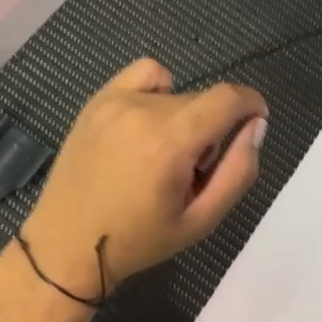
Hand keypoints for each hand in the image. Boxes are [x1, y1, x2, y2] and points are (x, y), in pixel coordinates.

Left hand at [19, 59, 267, 298]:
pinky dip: (159, 90)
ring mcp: (117, 101)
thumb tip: (256, 126)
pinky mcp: (99, 100)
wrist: (64, 248)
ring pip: (178, 94)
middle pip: (204, 101)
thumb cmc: (137, 241)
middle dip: (213, 128)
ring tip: (164, 152)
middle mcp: (144, 111)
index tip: (255, 123)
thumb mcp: (201, 221)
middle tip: (193, 169)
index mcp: (171, 142)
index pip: (229, 98)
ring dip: (185, 116)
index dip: (252, 104)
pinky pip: (147, 74)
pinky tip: (147, 123)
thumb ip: (239, 171)